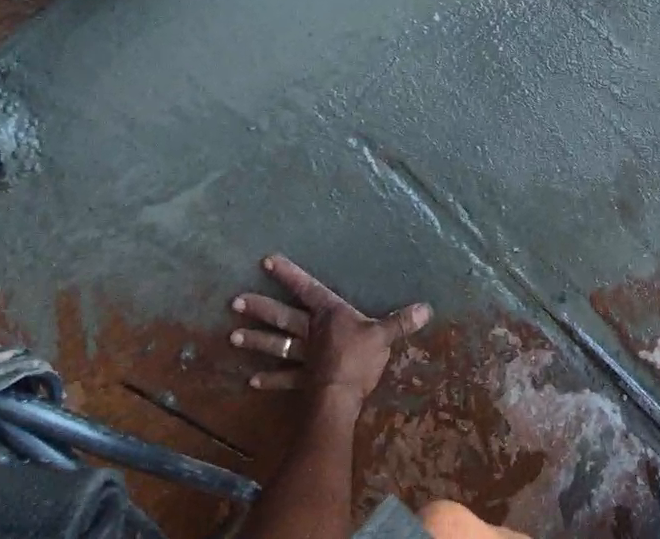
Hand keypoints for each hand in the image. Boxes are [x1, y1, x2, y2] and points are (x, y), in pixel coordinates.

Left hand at [229, 254, 430, 402]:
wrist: (339, 398)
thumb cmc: (359, 360)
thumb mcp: (383, 336)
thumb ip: (401, 322)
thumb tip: (427, 308)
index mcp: (330, 314)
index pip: (307, 289)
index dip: (288, 275)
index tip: (266, 262)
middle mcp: (312, 332)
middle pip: (283, 317)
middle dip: (260, 309)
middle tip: (235, 303)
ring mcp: (304, 357)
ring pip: (277, 345)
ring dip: (256, 341)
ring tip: (232, 337)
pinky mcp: (303, 380)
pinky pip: (284, 377)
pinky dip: (269, 379)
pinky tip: (252, 380)